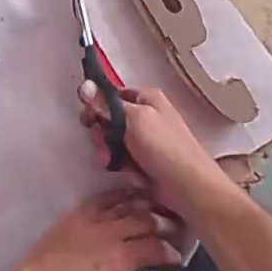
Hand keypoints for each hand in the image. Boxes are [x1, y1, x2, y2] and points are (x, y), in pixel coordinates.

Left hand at [0, 188, 181, 270]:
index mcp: (121, 258)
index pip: (155, 247)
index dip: (171, 251)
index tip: (178, 258)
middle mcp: (107, 233)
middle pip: (143, 219)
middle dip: (163, 223)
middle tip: (175, 229)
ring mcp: (88, 222)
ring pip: (123, 205)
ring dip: (143, 205)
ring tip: (156, 208)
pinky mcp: (71, 218)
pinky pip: (100, 200)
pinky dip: (117, 196)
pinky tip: (125, 196)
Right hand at [78, 82, 238, 218]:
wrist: (186, 185)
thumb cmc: (162, 146)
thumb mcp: (133, 119)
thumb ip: (107, 105)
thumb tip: (84, 85)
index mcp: (147, 98)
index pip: (112, 94)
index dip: (97, 104)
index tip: (87, 118)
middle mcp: (146, 114)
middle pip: (109, 117)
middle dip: (101, 131)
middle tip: (101, 142)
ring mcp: (144, 137)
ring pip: (112, 138)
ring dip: (107, 149)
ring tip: (110, 160)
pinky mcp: (142, 158)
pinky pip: (121, 155)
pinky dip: (117, 161)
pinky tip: (119, 169)